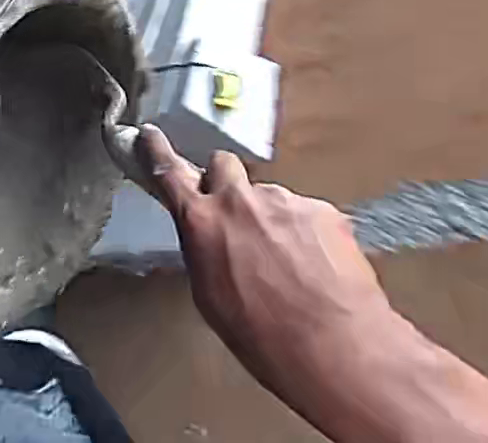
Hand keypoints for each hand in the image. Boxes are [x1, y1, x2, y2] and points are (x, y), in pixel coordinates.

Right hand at [138, 127, 412, 410]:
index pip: (169, 171)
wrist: (338, 352)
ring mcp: (281, 199)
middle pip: (222, 165)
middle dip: (225, 183)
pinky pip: (304, 212)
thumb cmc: (269, 341)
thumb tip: (205, 237)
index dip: (156, 150)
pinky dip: (305, 233)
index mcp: (202, 222)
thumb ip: (201, 250)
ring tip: (288, 264)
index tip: (149, 134)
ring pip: (266, 194)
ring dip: (270, 218)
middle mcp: (238, 201)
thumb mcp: (211, 299)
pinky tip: (315, 268)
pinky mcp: (319, 208)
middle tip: (237, 216)